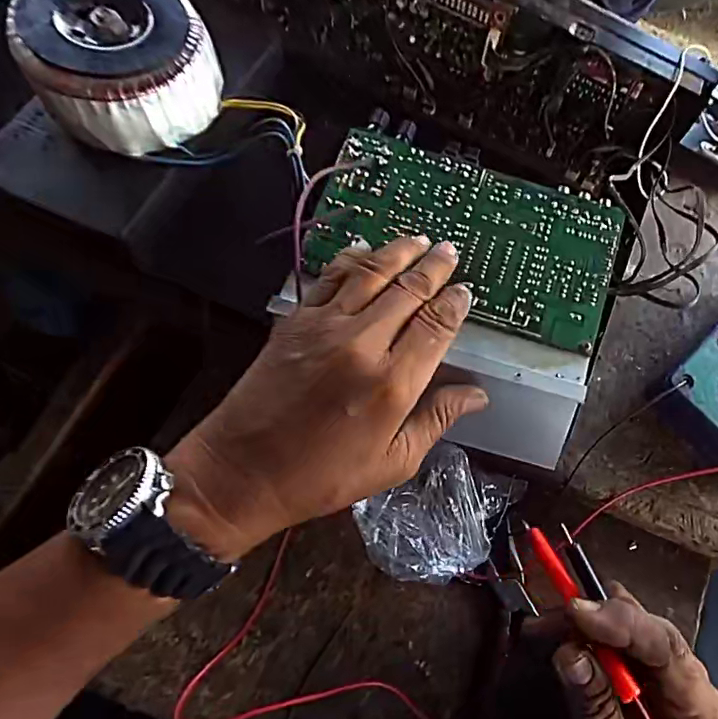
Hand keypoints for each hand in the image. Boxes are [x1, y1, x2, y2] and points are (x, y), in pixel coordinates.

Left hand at [164, 236, 487, 559]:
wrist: (241, 472)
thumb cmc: (322, 476)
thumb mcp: (394, 462)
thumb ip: (436, 419)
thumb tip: (476, 396)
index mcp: (392, 384)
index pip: (435, 326)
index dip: (454, 303)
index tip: (464, 292)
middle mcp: (362, 346)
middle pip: (407, 291)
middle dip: (433, 267)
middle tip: (448, 251)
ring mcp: (324, 329)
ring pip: (369, 274)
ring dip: (396, 253)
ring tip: (415, 242)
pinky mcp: (295, 323)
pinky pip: (330, 279)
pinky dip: (352, 260)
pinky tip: (364, 252)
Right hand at [551, 583, 717, 718]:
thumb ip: (595, 710)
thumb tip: (570, 652)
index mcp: (700, 709)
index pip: (666, 649)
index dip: (622, 624)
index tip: (577, 612)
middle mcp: (693, 679)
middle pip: (650, 628)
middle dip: (600, 618)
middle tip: (550, 620)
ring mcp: (673, 669)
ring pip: (634, 623)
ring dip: (590, 620)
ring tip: (549, 626)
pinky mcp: (650, 665)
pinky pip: (622, 634)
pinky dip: (591, 629)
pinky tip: (565, 633)